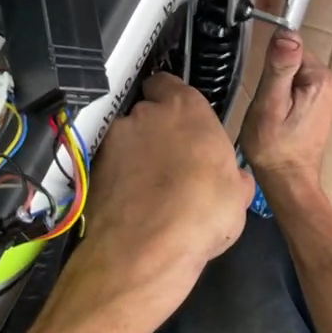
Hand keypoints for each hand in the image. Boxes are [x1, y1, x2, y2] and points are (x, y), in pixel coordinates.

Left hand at [79, 73, 253, 298]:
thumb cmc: (202, 213)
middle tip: (175, 163)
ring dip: (137, 157)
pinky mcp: (94, 170)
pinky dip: (121, 180)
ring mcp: (114, 141)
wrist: (147, 250)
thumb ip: (232, 175)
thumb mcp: (237, 195)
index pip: (170, 82)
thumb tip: (234, 179)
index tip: (185, 120)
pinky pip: (111, 168)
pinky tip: (137, 206)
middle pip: (148, 113)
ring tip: (154, 190)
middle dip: (158, 132)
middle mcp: (145, 115)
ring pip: (127, 141)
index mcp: (186, 108)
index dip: (175, 101)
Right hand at [242, 30, 331, 193]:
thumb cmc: (274, 148)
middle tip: (269, 106)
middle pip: (294, 61)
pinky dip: (287, 99)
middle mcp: (331, 84)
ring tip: (274, 115)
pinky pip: (300, 88)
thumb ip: (279, 68)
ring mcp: (329, 96)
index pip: (290, 50)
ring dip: (280, 91)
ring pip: (295, 75)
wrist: (288, 180)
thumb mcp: (269, 105)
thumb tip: (287, 35)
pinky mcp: (323, 106)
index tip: (267, 91)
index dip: (272, 68)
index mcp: (320, 79)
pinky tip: (282, 118)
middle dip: (276, 79)